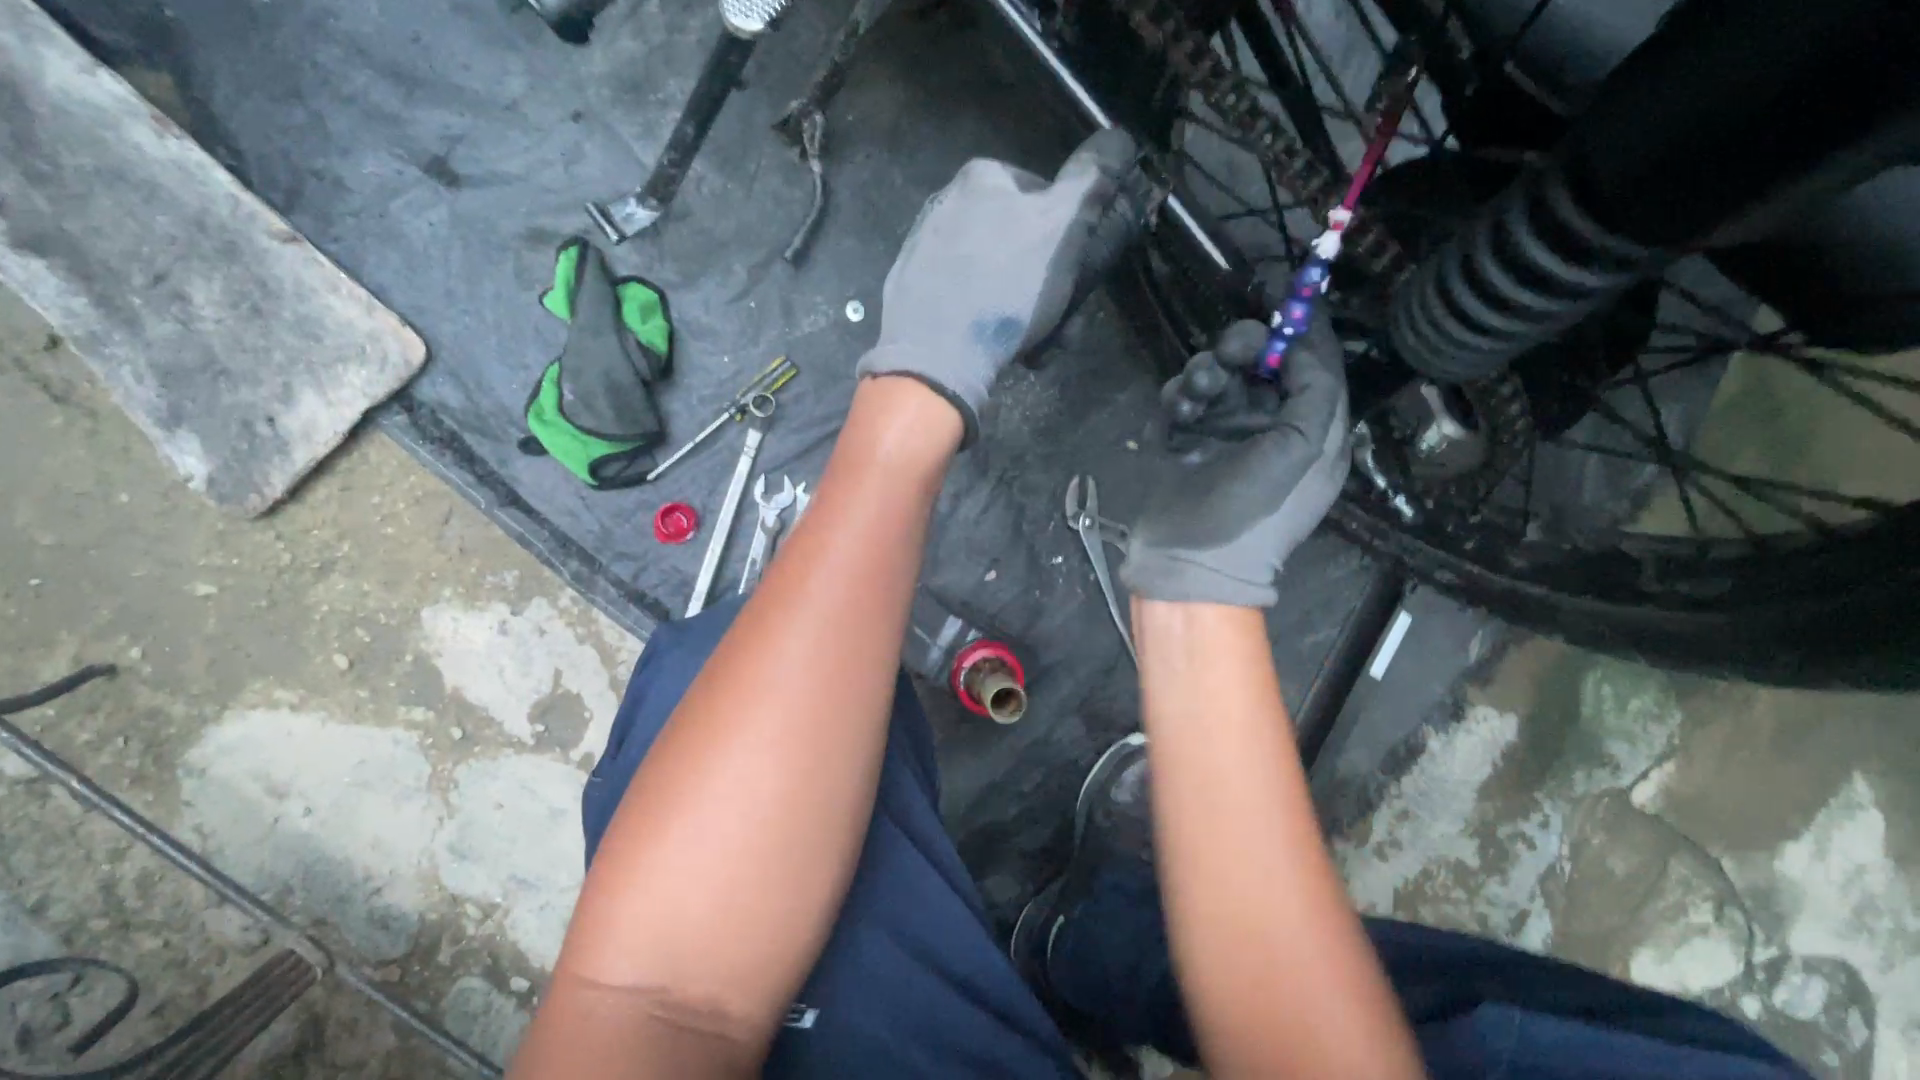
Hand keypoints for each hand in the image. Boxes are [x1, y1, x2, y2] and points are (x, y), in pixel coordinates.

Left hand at [856, 129, 1136, 444]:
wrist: (935, 356)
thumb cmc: (1006, 285)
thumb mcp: (1063, 228)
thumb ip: (1091, 182)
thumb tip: (1119, 138)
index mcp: (981, 177)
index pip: (1041, 193)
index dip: (1068, 235)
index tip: (1077, 274)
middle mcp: (946, 203)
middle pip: (1017, 241)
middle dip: (1046, 283)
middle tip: (1061, 323)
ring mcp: (923, 249)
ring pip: (994, 276)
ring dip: (1023, 310)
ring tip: (1035, 345)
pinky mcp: (911, 293)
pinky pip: (964, 301)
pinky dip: (987, 323)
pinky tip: (999, 349)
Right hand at [1120, 318, 1351, 607]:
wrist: (1190, 558)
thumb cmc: (1257, 509)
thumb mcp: (1305, 448)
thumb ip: (1315, 387)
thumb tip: (1301, 342)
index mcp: (1309, 429)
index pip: (1316, 364)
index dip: (1303, 329)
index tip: (1284, 296)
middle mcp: (1267, 423)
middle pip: (1259, 361)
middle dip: (1244, 347)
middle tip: (1231, 351)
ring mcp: (1222, 430)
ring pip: (1216, 372)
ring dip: (1205, 373)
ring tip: (1197, 393)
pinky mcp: (1183, 437)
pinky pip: (1182, 396)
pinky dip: (1179, 396)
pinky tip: (1178, 413)